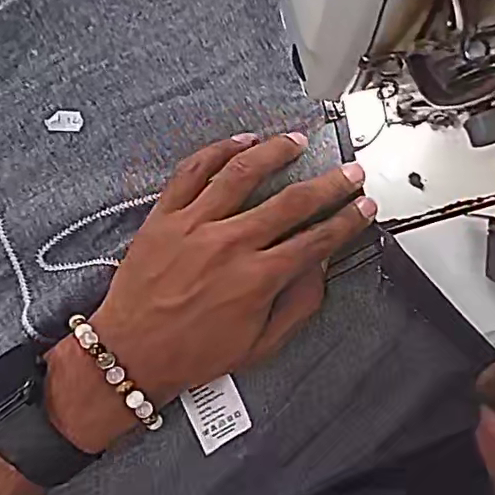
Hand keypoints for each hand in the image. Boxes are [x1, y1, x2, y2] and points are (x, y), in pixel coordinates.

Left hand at [45, 132, 375, 451]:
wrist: (132, 353)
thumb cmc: (191, 352)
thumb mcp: (259, 345)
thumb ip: (297, 305)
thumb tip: (319, 270)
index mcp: (257, 278)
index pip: (317, 238)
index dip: (348, 220)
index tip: (361, 208)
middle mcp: (230, 245)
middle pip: (293, 201)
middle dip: (330, 184)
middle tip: (348, 174)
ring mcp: (195, 226)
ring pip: (244, 173)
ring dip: (277, 152)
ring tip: (296, 142)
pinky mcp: (166, 217)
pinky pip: (194, 172)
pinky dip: (219, 151)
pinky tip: (240, 142)